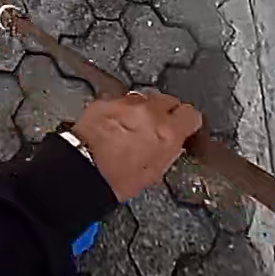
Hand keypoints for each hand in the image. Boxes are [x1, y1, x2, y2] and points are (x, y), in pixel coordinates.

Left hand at [68, 91, 202, 200]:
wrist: (83, 168)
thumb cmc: (115, 178)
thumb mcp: (154, 172)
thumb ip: (168, 150)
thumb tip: (173, 143)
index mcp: (167, 132)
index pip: (192, 114)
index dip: (188, 121)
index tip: (185, 126)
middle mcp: (148, 112)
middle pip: (168, 100)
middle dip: (167, 112)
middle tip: (160, 126)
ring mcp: (126, 103)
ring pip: (144, 97)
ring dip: (144, 109)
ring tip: (135, 126)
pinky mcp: (106, 100)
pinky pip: (121, 99)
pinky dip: (122, 109)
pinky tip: (116, 123)